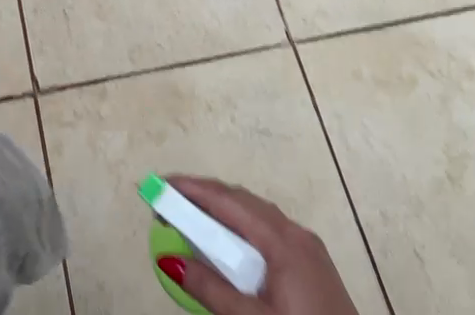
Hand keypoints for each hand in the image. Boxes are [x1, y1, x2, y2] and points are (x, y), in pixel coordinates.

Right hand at [158, 177, 360, 314]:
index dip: (193, 189)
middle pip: (243, 202)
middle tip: (170, 202)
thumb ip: (211, 290)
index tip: (162, 185)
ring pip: (258, 215)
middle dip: (205, 196)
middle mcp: (297, 235)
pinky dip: (241, 228)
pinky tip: (228, 246)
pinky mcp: (312, 265)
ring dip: (223, 212)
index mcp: (283, 242)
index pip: (229, 202)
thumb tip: (169, 259)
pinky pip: (269, 231)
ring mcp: (308, 248)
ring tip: (192, 219)